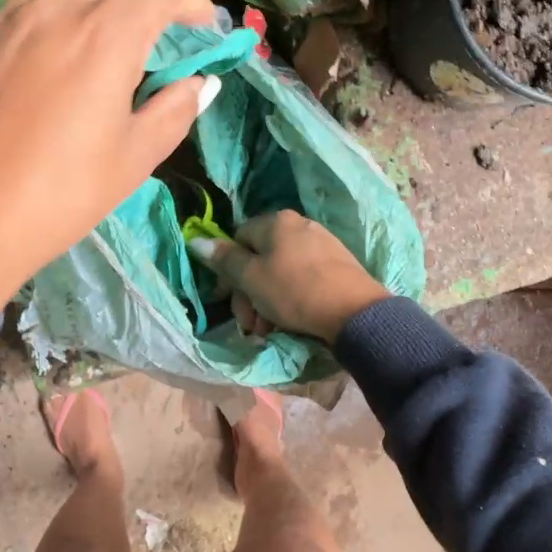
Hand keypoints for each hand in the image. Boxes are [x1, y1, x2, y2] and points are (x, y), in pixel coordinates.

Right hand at [190, 211, 389, 342]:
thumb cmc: (294, 291)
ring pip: (279, 272)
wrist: (355, 313)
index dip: (228, 270)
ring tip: (268, 330)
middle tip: (249, 324)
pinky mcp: (337, 265)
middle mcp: (298, 225)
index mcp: (275, 221)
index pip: (238, 239)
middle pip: (259, 258)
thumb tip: (196, 240)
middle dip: (248, 294)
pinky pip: (302, 278)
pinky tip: (290, 322)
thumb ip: (224, 259)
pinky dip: (290, 299)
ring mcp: (321, 244)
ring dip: (266, 302)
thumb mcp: (251, 278)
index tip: (228, 299)